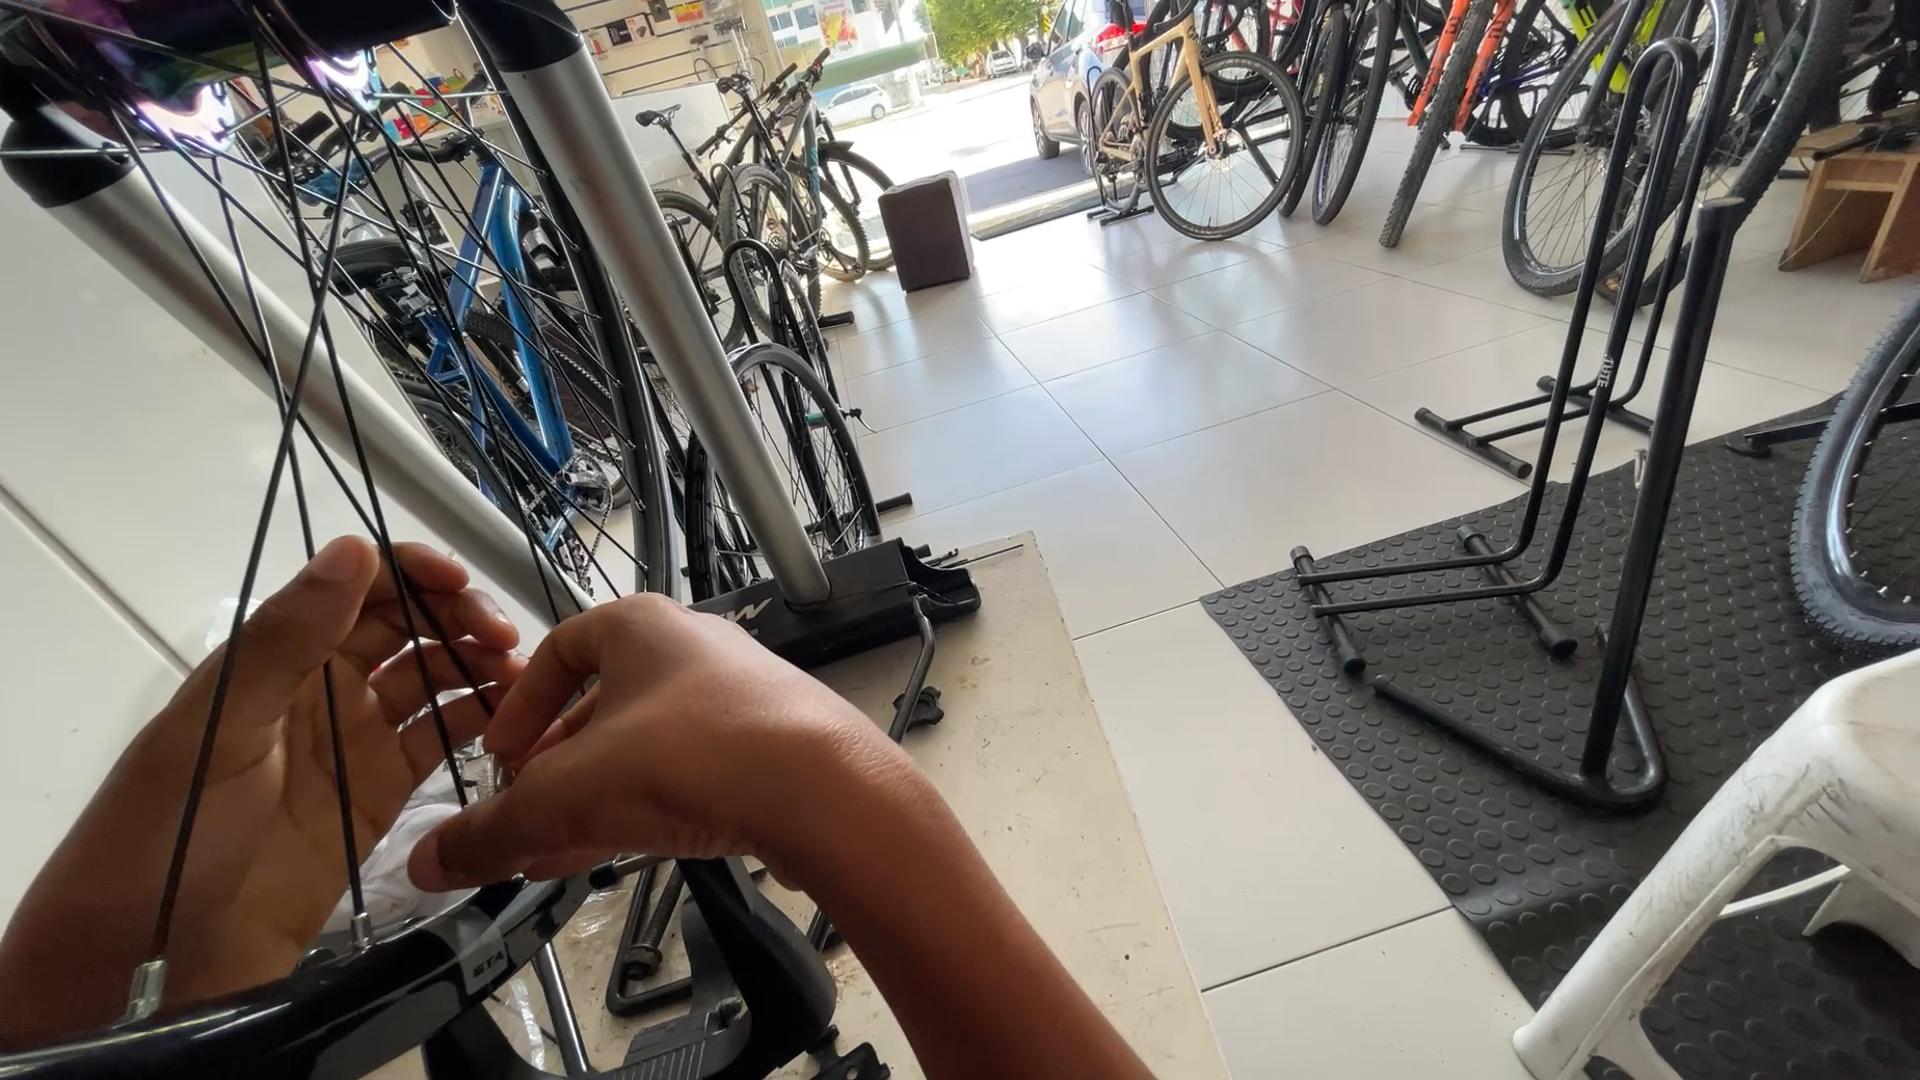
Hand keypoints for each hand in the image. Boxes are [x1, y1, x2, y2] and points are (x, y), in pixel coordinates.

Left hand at [0, 536, 523, 1040]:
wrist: (160, 964)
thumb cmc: (173, 833)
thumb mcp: (220, 730)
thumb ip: (287, 639)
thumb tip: (354, 546)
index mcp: (280, 659)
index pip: (361, 589)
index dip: (415, 574)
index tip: (464, 585)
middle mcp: (328, 686)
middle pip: (413, 627)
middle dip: (464, 620)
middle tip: (506, 641)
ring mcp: (363, 734)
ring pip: (440, 675)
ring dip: (482, 665)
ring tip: (523, 678)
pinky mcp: (392, 783)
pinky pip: (448, 733)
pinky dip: (486, 717)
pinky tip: (516, 715)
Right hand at [408, 593, 907, 892]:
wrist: (819, 784)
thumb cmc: (693, 753)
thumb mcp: (568, 794)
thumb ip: (493, 828)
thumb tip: (431, 860)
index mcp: (642, 626)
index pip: (560, 648)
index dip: (518, 705)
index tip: (500, 757)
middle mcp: (695, 647)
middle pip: (603, 705)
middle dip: (557, 768)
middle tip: (526, 818)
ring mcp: (739, 690)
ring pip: (647, 742)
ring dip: (599, 795)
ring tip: (562, 851)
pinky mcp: (769, 736)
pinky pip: (693, 766)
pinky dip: (651, 803)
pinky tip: (626, 849)